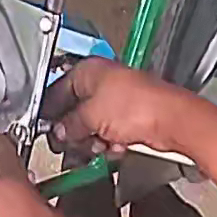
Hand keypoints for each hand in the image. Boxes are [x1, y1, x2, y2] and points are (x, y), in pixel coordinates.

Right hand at [46, 58, 210, 158]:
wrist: (170, 122)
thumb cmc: (140, 106)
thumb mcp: (91, 116)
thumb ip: (69, 124)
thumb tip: (60, 131)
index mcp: (89, 70)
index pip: (57, 90)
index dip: (50, 111)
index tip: (45, 128)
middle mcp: (103, 82)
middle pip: (75, 111)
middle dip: (75, 130)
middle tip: (75, 141)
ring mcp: (117, 101)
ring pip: (92, 127)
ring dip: (94, 140)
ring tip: (101, 144)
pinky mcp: (130, 119)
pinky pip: (110, 135)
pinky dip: (111, 143)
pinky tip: (116, 146)